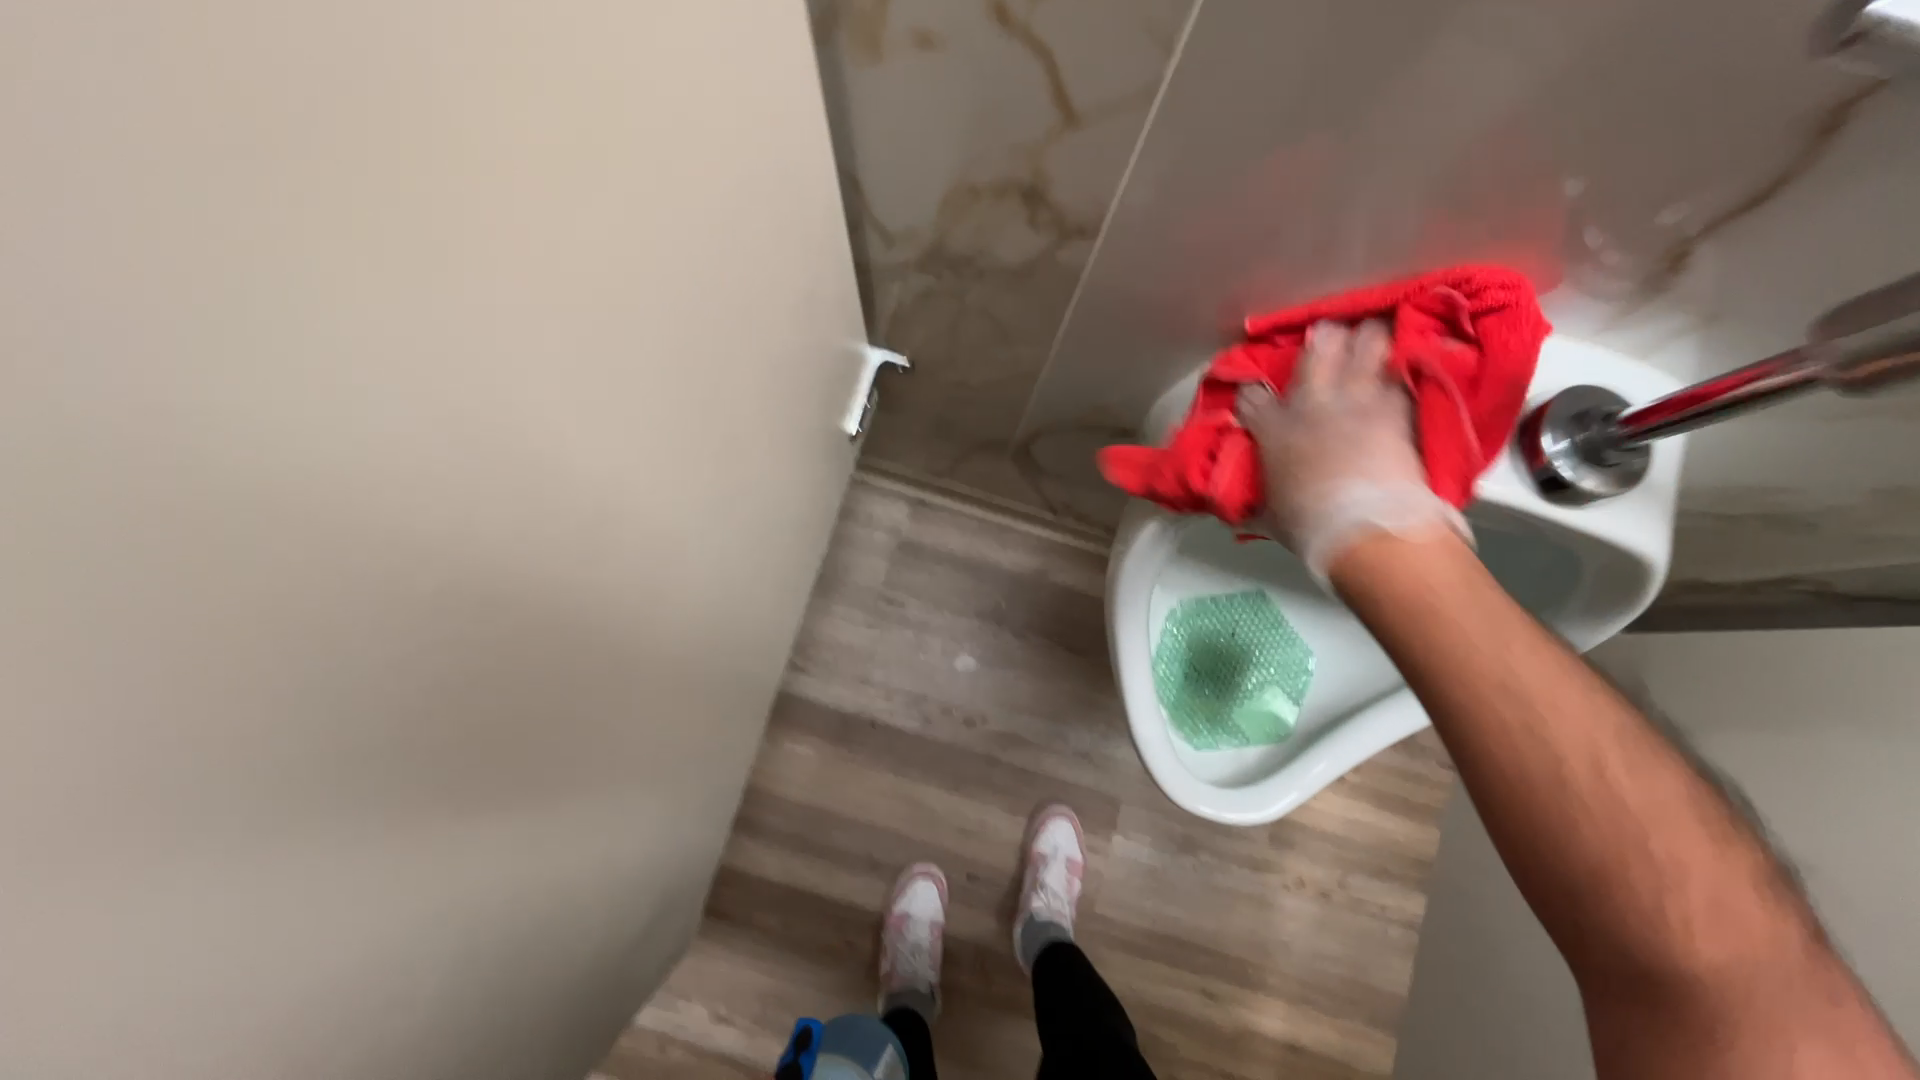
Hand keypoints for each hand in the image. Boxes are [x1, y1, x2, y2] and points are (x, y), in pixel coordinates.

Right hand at [1234, 319, 1467, 576]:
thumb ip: (1258, 500)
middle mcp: (1312, 405)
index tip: (1255, 396)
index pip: (1252, 397)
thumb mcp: (1270, 515)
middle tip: (1329, 336)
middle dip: (1322, 339)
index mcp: (1273, 430)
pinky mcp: (1396, 411)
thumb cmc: (1309, 527)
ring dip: (1367, 340)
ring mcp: (1357, 402)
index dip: (1252, 393)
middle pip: (1316, 351)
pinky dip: (1400, 372)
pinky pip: (1400, 378)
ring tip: (1371, 336)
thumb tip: (1245, 509)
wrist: (1366, 530)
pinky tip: (1401, 371)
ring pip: (1365, 347)